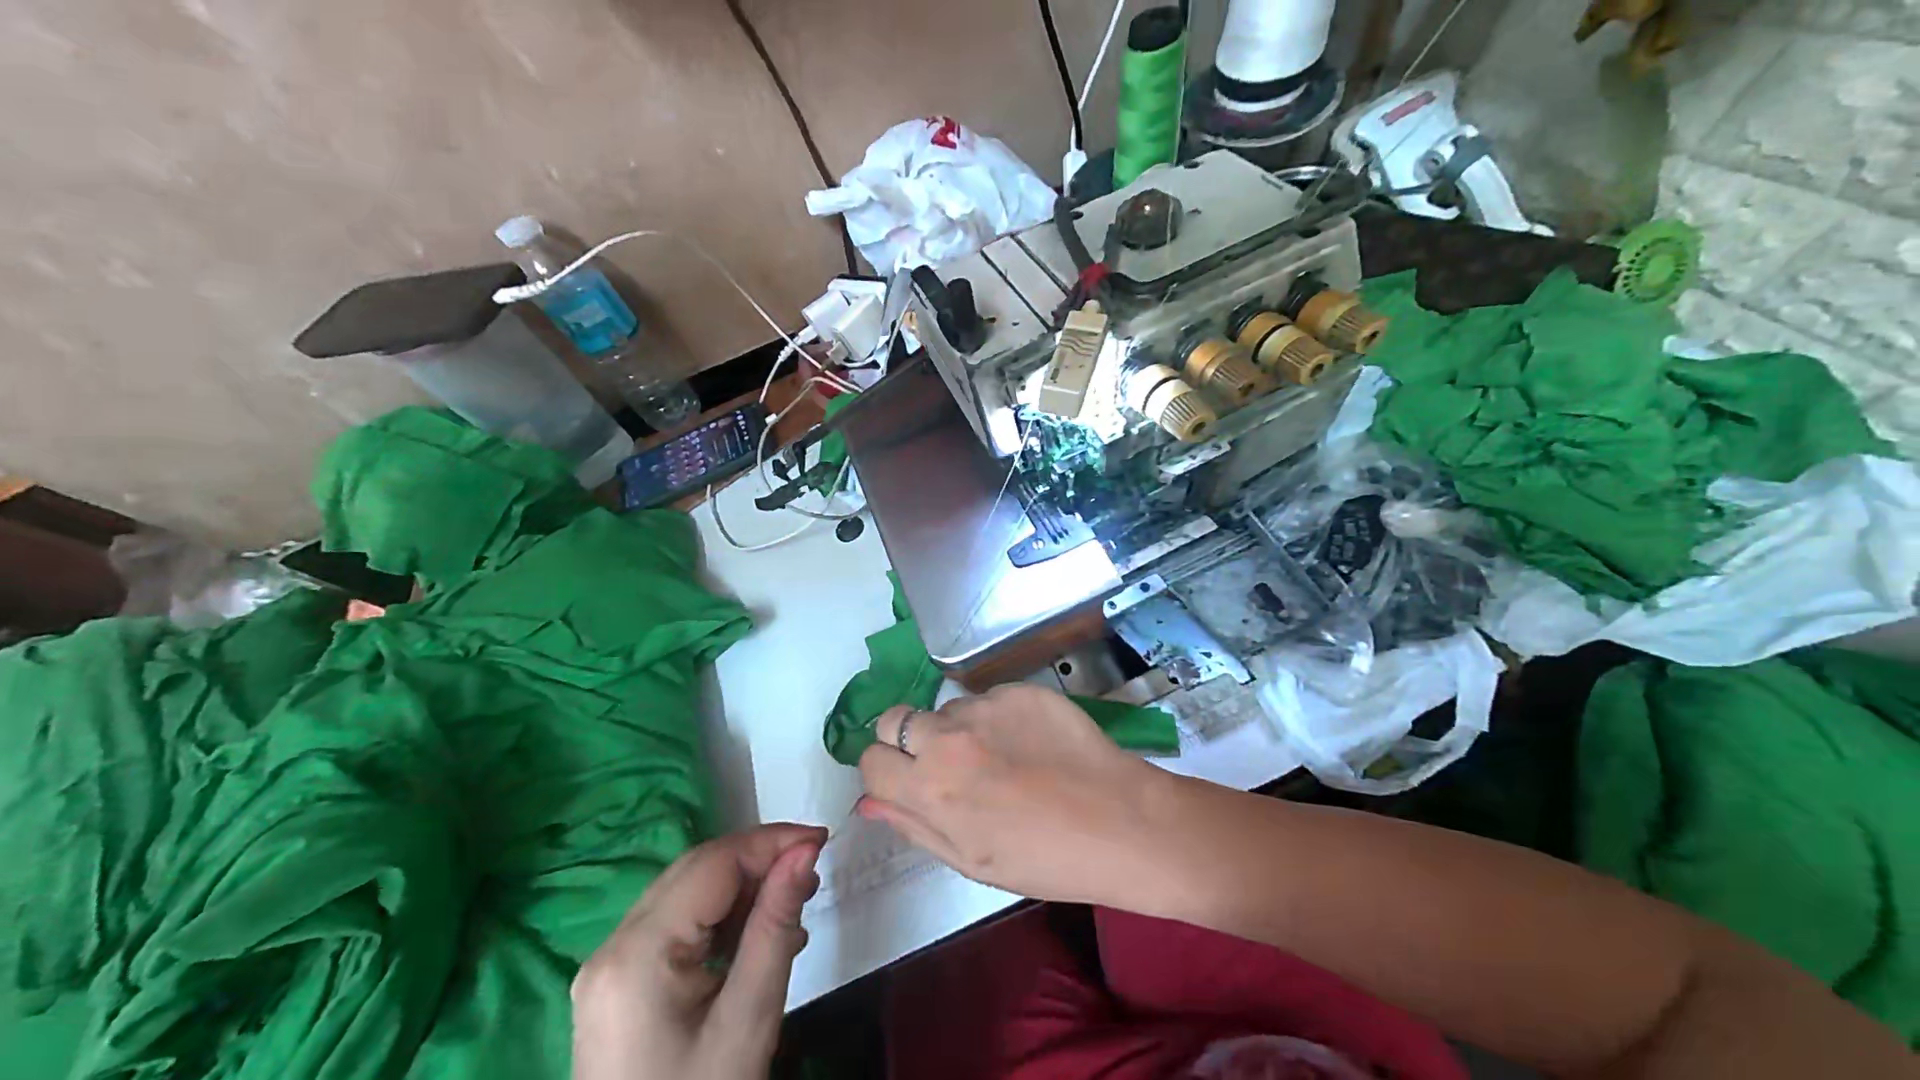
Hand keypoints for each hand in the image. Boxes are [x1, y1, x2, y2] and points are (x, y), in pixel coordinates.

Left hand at [571, 824, 825, 1079]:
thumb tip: (805, 851)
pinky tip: (756, 935)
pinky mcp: (616, 982)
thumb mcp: (748, 1019)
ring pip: (685, 892)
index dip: (770, 842)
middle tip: (812, 870)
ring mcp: (608, 964)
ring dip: (742, 887)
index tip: (822, 841)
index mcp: (637, 952)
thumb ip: (775, 926)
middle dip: (758, 860)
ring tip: (793, 904)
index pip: (713, 864)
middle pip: (695, 871)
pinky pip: (674, 924)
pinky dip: (719, 917)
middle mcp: (611, 945)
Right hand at [857, 684, 1174, 904]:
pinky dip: (998, 717)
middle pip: (894, 719)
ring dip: (958, 729)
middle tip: (947, 764)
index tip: (908, 782)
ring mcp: (985, 707)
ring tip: (1003, 757)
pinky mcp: (1018, 689)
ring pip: (945, 709)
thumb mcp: (970, 860)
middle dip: (909, 740)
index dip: (886, 773)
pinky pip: (987, 698)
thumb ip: (913, 825)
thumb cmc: (1045, 859)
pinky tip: (1031, 742)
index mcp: (930, 788)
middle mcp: (948, 738)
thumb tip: (869, 802)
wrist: (1122, 822)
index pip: (871, 760)